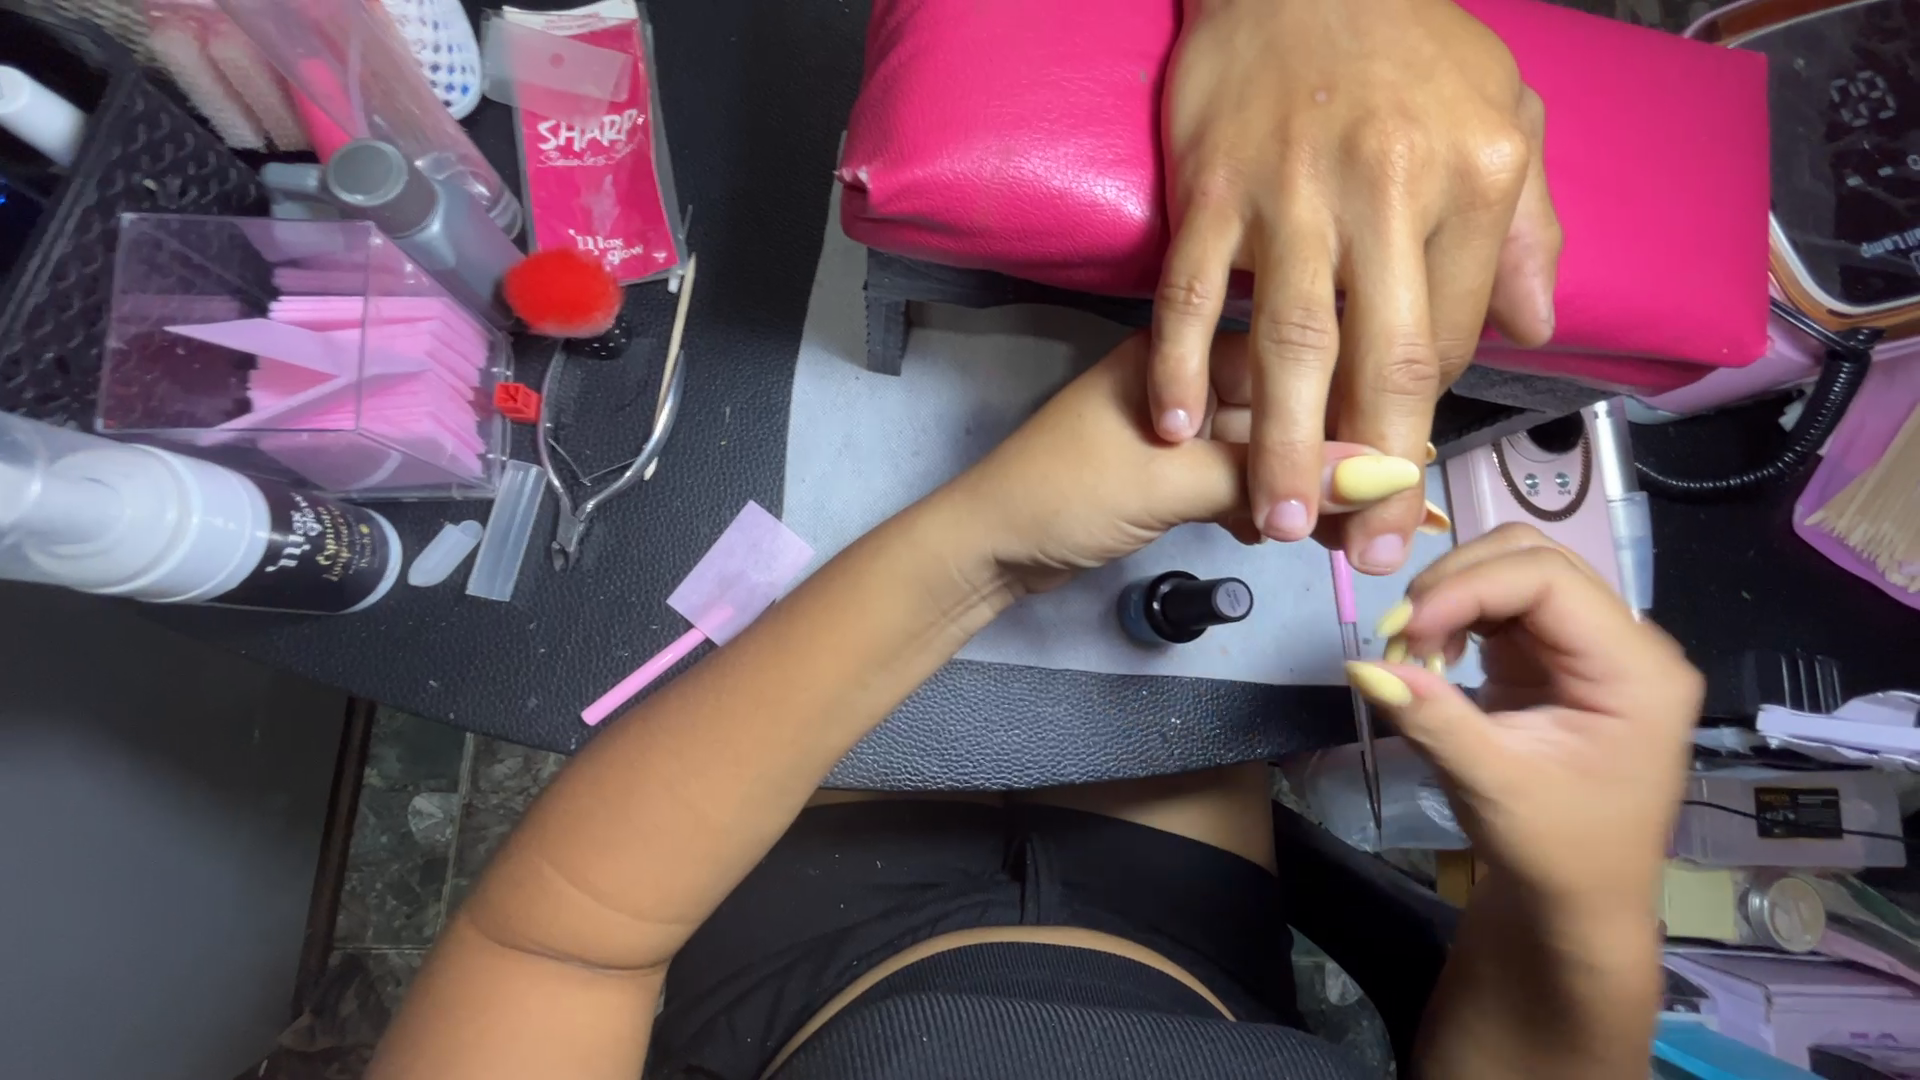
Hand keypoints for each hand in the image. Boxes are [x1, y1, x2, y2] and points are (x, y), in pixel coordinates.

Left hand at [951, 335, 1428, 593]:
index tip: (1402, 456)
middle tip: (1378, 511)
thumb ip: (1266, 476)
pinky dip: (1252, 508)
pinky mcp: (1161, 476)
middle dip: (1326, 462)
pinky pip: (1227, 483)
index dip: (1345, 410)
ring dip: (1292, 493)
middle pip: (1276, 414)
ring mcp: (1170, 433)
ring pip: (1256, 455)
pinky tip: (1269, 535)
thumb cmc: (1066, 495)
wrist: (989, 546)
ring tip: (1336, 534)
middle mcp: (1179, 383)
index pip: (1287, 366)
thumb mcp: (1166, 482)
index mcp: (1176, 355)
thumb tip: (1379, 477)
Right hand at [1152, 0, 1562, 573]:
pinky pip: (1189, 295)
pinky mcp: (1209, 193)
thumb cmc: (1403, 48)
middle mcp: (1385, 193)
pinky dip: (1178, 364)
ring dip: (1280, 443)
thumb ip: (1526, 228)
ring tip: (1278, 522)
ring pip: (1288, 343)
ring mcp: (1288, 196)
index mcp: (1469, 180)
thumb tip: (1537, 328)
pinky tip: (1172, 429)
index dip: (1422, 428)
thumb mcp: (1505, 115)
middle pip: (1379, 360)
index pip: (1449, 338)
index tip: (1398, 495)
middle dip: (1369, 470)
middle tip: (1358, 554)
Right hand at [1344, 525, 1700, 912]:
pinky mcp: (1549, 652)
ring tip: (1414, 651)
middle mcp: (1622, 641)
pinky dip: (1448, 615)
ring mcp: (1585, 642)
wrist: (1575, 892)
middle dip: (1453, 583)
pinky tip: (1431, 654)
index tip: (1401, 632)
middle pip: (1529, 556)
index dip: (1465, 588)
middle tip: (1402, 636)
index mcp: (1636, 670)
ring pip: (1507, 568)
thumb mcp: (1491, 784)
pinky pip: (1493, 601)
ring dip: (1447, 596)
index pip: (1546, 578)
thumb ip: (1431, 718)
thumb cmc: (1555, 846)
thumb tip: (1361, 665)